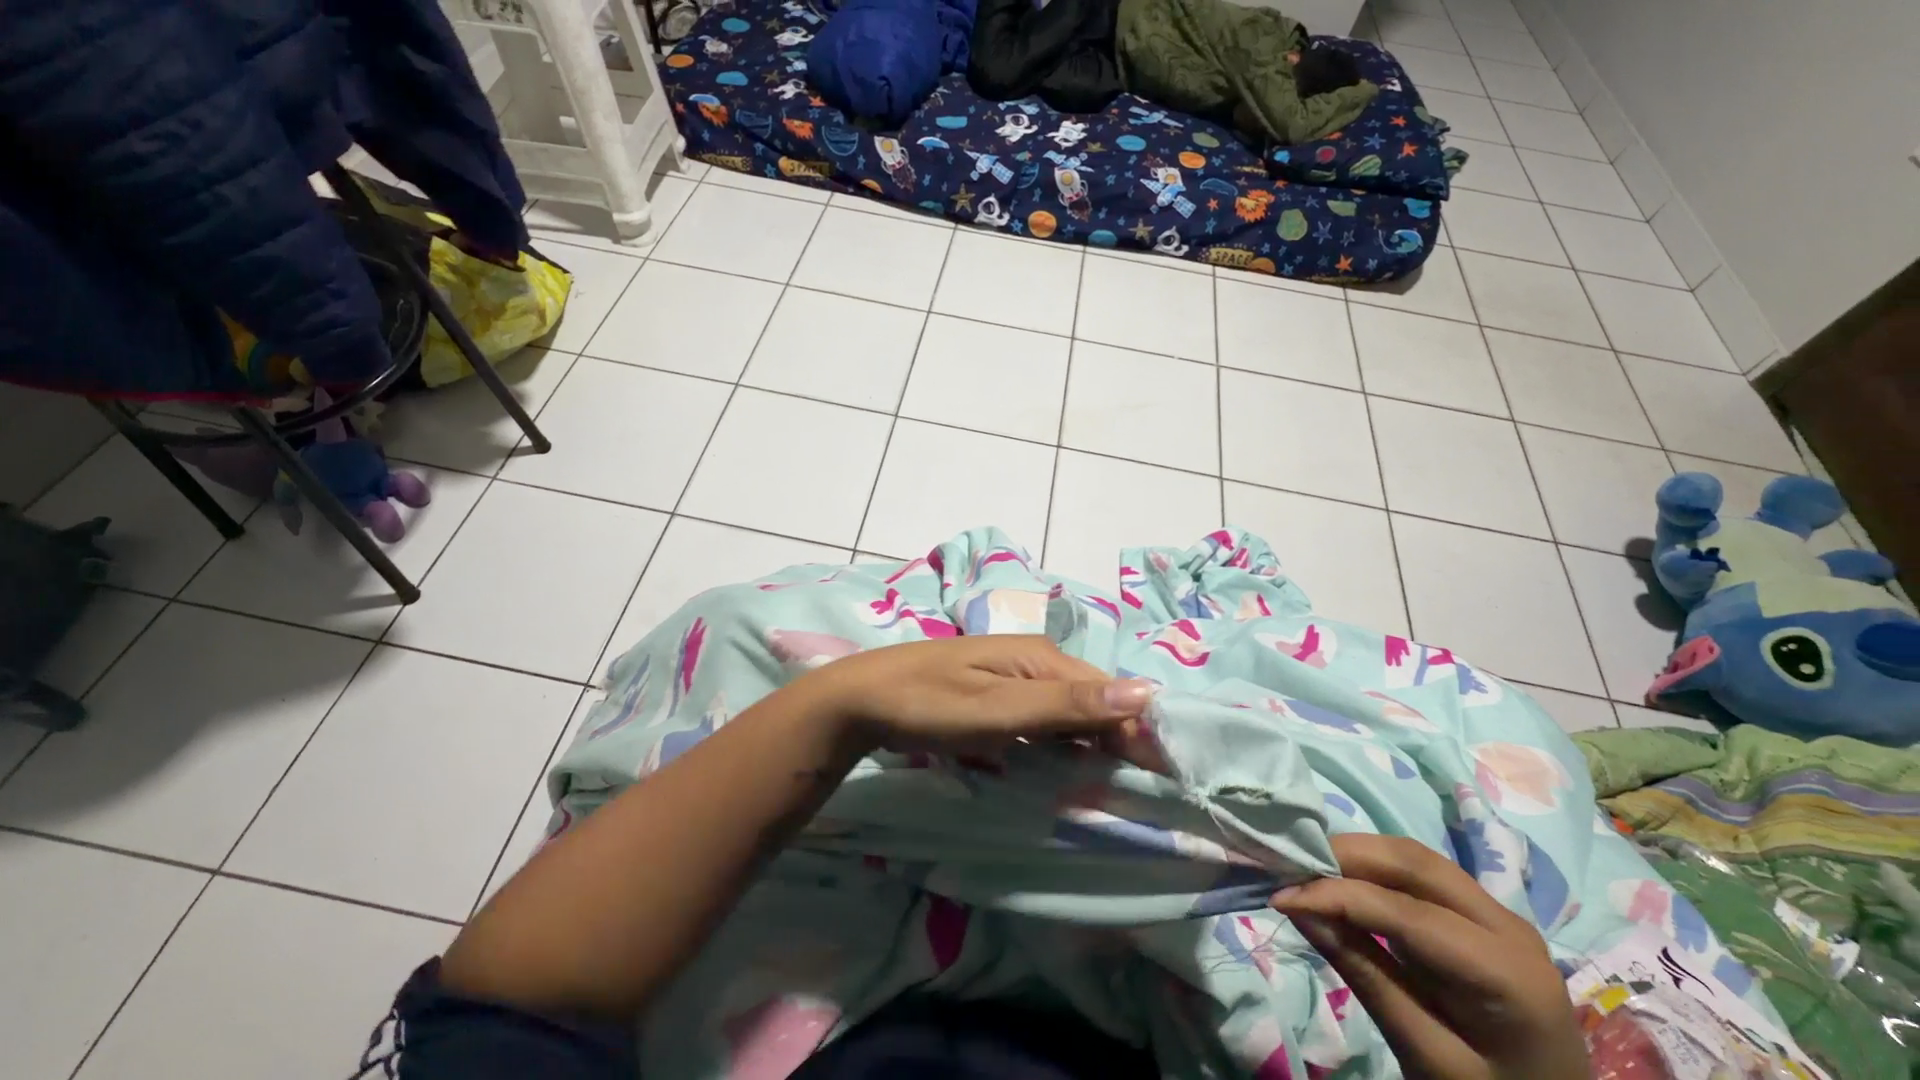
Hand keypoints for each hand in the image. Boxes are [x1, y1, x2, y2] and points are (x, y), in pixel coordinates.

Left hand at [805, 636, 1158, 761]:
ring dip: (1090, 746)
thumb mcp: (999, 710)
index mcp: (1042, 657)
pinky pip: (1042, 720)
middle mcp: (1034, 660)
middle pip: (1093, 702)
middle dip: (1118, 741)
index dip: (1139, 732)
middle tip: (1133, 792)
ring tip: (1106, 788)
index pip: (1111, 694)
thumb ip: (1066, 705)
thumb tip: (1146, 691)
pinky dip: (1059, 745)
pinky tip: (1063, 770)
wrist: (858, 700)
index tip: (1160, 778)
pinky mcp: (994, 696)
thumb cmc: (929, 704)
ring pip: (1069, 713)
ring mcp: (1012, 677)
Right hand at [1270, 834, 1585, 1079]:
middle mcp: (1510, 927)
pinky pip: (1425, 879)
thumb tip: (1301, 911)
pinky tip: (1342, 883)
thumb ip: (1367, 978)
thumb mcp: (1427, 1055)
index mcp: (1506, 972)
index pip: (1408, 911)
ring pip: (1419, 860)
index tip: (1278, 895)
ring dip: (1358, 856)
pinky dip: (1376, 872)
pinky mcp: (1485, 921)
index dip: (1337, 894)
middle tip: (1286, 864)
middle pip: (1418, 863)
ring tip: (1304, 869)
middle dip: (1346, 855)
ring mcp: (1502, 918)